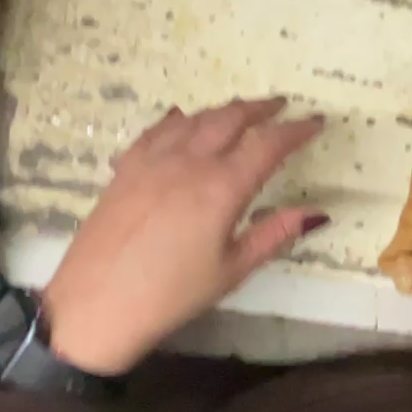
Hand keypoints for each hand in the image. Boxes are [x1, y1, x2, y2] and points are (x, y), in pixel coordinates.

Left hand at [41, 97, 327, 374]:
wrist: (95, 305)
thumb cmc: (172, 295)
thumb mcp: (232, 270)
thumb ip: (273, 234)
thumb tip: (316, 213)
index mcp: (222, 188)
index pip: (268, 145)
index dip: (296, 130)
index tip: (316, 121)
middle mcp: (189, 163)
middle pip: (230, 118)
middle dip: (260, 108)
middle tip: (281, 106)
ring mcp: (153, 161)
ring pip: (195, 118)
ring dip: (224, 110)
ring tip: (240, 111)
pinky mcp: (126, 168)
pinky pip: (158, 130)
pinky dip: (179, 120)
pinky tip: (183, 119)